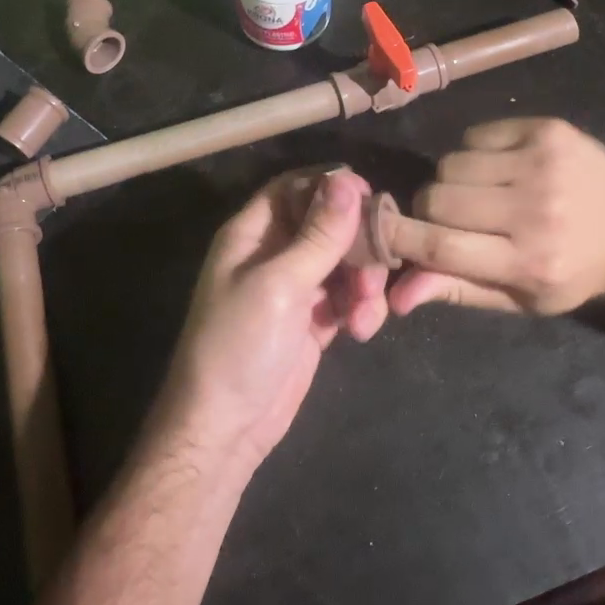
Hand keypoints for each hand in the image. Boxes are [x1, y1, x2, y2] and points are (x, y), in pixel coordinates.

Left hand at [154, 168, 389, 464]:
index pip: (294, 187)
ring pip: (344, 262)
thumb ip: (318, 234)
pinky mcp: (312, 322)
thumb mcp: (280, 284)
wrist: (225, 427)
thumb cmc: (239, 344)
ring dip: (364, 281)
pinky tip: (361, 331)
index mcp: (252, 233)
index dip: (332, 187)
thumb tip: (347, 178)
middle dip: (357, 243)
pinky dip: (360, 308)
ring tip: (365, 314)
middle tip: (379, 267)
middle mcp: (273, 254)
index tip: (370, 200)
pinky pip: (347, 298)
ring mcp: (294, 289)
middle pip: (327, 224)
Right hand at [389, 118, 604, 315]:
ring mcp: (542, 163)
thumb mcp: (519, 299)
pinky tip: (502, 169)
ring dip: (453, 180)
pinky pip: (475, 135)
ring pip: (451, 163)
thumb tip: (395, 297)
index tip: (377, 232)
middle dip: (430, 209)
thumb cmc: (574, 273)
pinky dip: (476, 153)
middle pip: (437, 199)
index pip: (441, 248)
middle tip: (452, 218)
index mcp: (529, 262)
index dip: (399, 238)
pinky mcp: (547, 130)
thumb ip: (456, 290)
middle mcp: (536, 210)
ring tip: (482, 193)